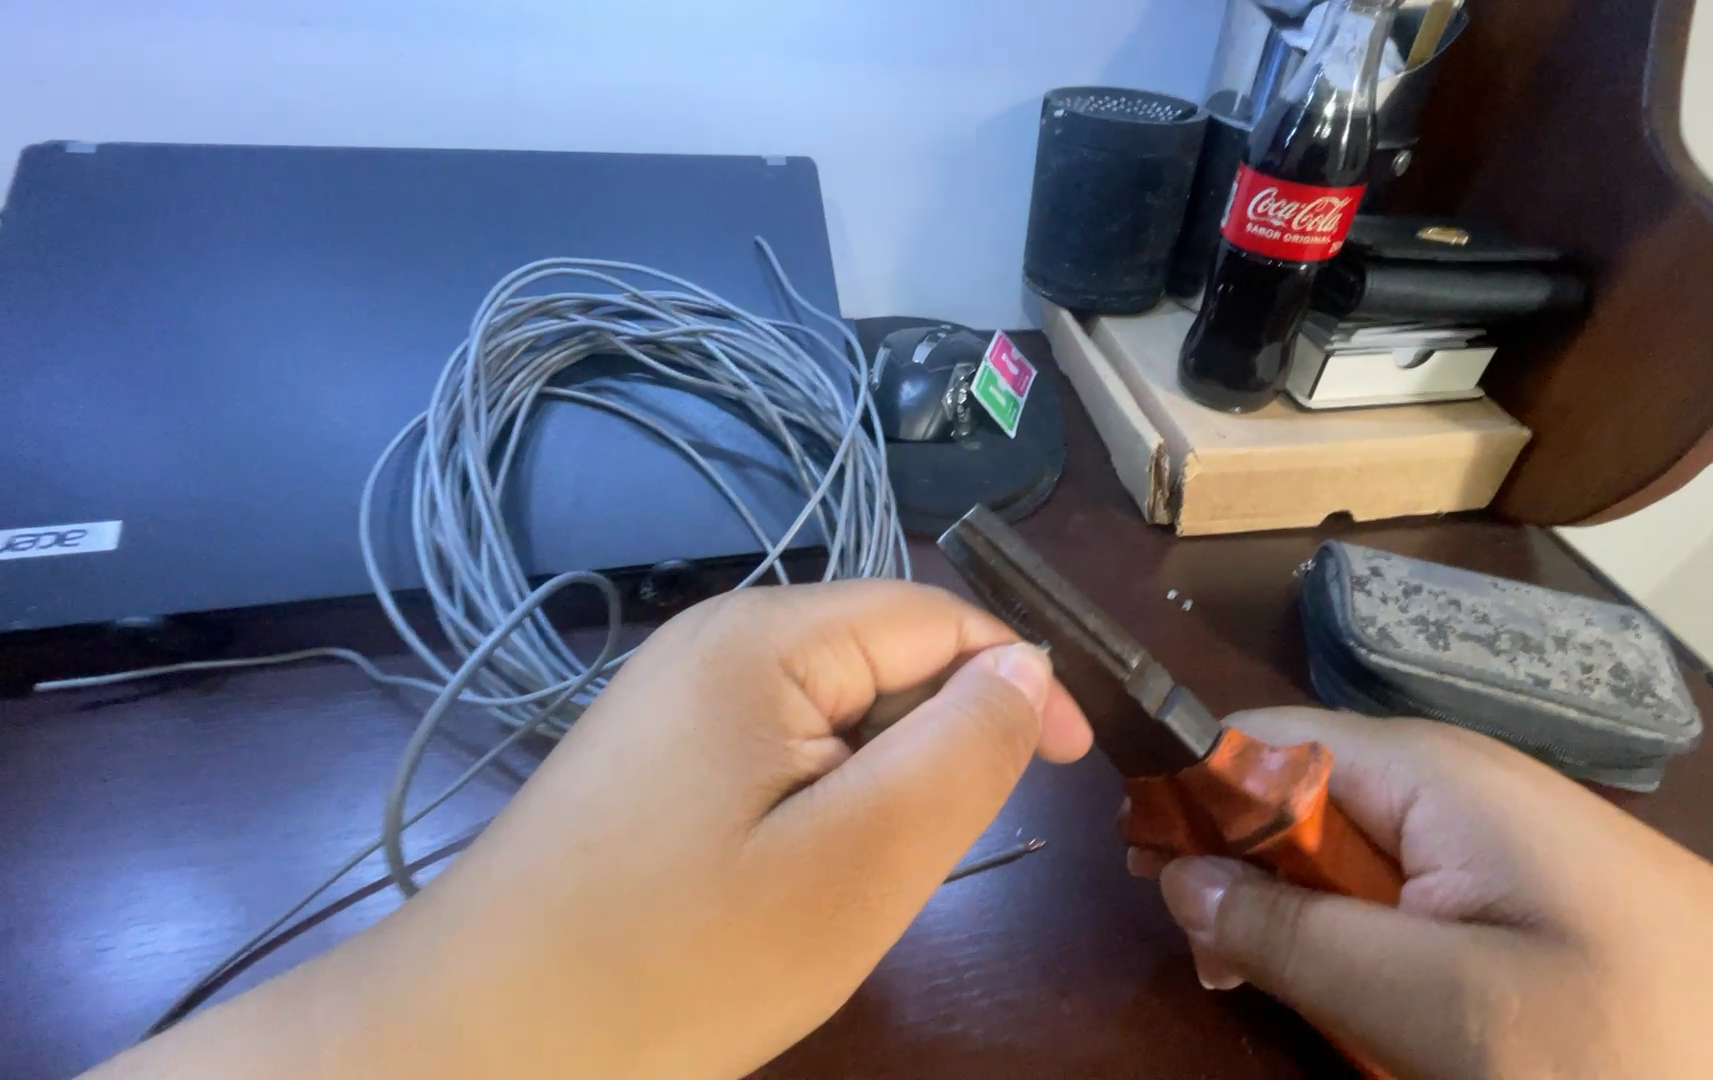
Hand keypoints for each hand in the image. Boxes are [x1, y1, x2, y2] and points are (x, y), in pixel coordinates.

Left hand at [95, 581, 1090, 1079]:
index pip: (934, 618)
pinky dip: (826, 794)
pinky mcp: (667, 742)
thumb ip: (963, 749)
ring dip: (882, 775)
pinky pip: (788, 741)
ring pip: (842, 705)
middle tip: (925, 851)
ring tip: (852, 871)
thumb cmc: (679, 963)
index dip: (1013, 677)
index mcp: (767, 637)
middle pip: (885, 657)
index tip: (1066, 759)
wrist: (469, 1054)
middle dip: (937, 738)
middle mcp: (721, 636)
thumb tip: (1025, 668)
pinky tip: (792, 868)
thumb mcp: (860, 862)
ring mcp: (685, 688)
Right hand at [1140, 708, 1712, 1078]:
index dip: (1191, 789)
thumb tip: (1179, 882)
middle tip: (1195, 946)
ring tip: (1242, 974)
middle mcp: (1432, 782)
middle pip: (1286, 792)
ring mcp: (1468, 836)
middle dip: (1228, 858)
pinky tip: (1331, 987)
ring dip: (1278, 906)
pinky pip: (1383, 891)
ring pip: (1329, 849)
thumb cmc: (1661, 1044)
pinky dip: (1337, 935)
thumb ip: (1299, 939)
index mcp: (1416, 769)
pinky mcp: (1495, 887)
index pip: (1259, 740)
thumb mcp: (1455, 1007)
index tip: (1142, 859)